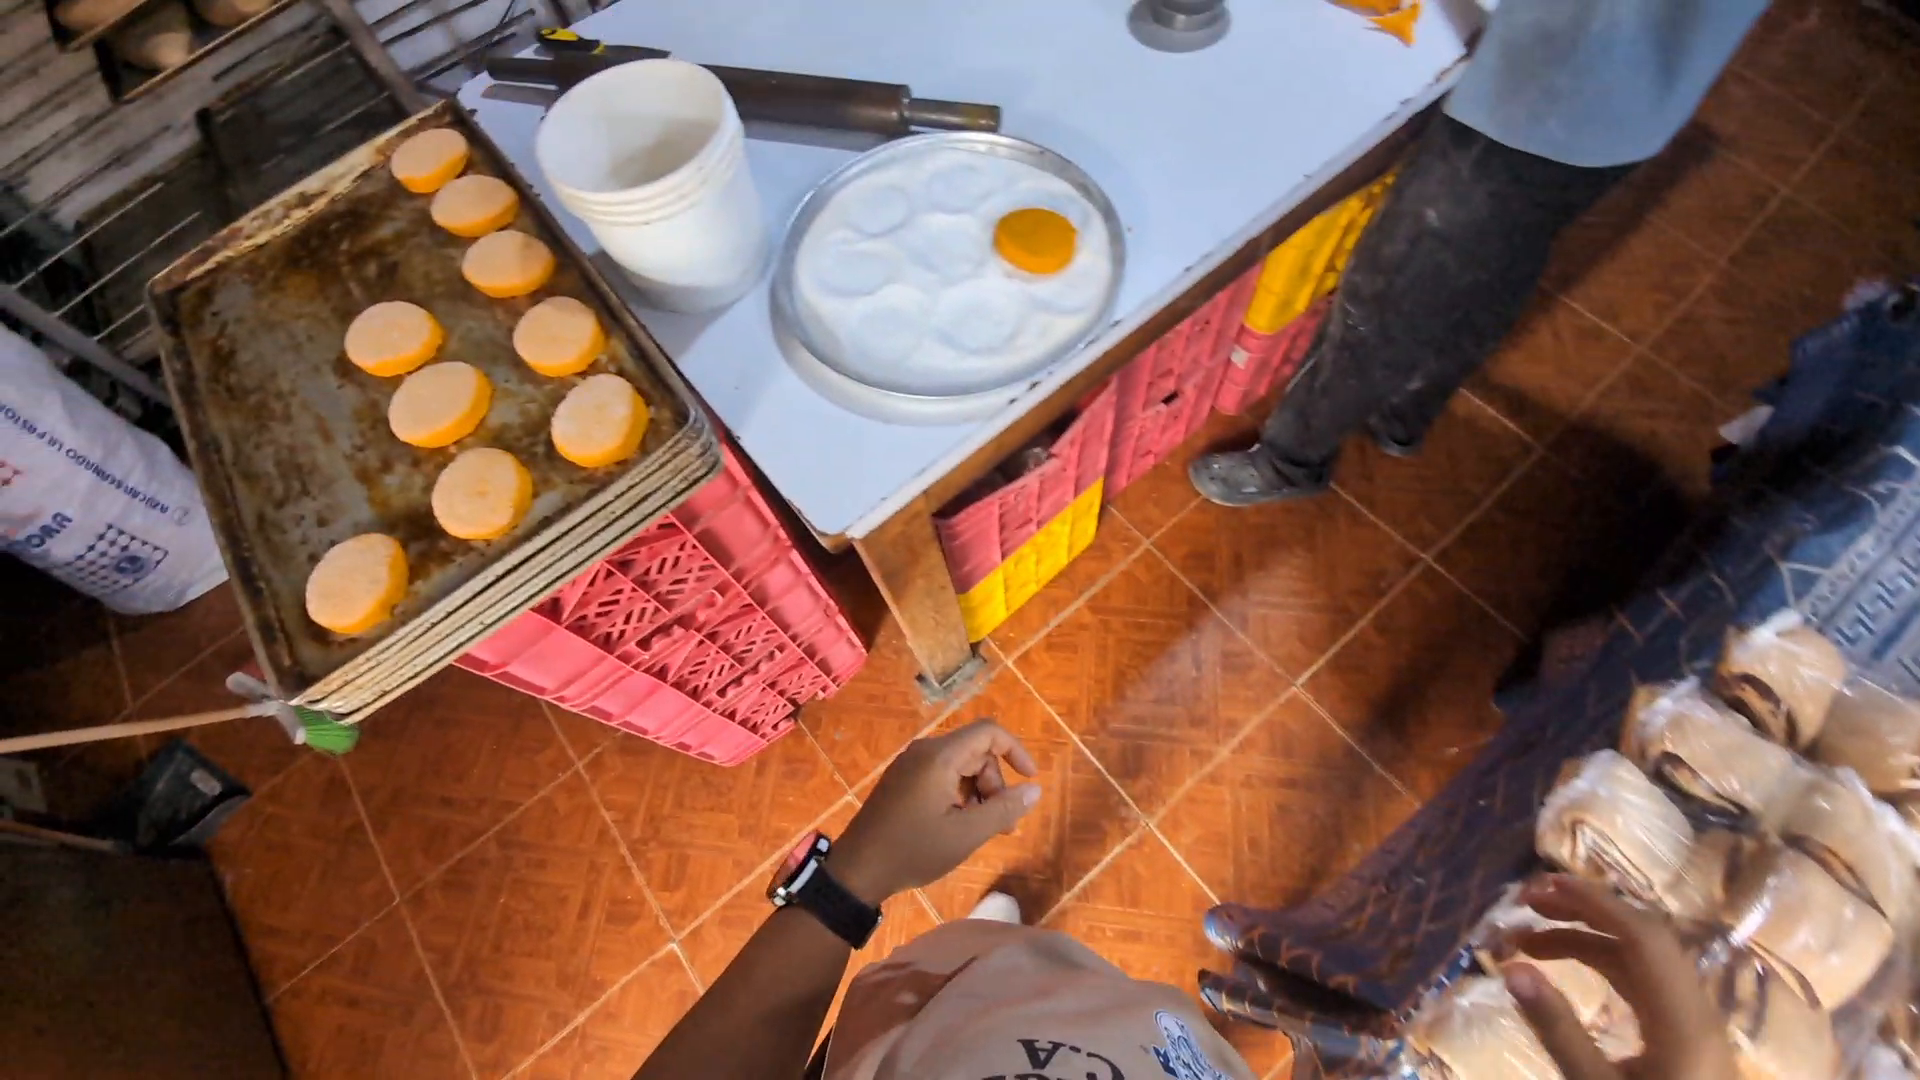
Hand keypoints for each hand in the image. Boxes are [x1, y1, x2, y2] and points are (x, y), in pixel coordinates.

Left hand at [827, 719, 1041, 904]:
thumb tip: (1034, 789)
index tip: (1030, 781)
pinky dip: (959, 794)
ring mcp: (911, 764)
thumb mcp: (965, 834)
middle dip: (995, 784)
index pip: (989, 732)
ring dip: (978, 793)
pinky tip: (958, 825)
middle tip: (1003, 825)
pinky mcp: (903, 779)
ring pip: (960, 765)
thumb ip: (1003, 809)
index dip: (1015, 750)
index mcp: (940, 756)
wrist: (856, 870)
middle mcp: (925, 751)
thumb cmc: (913, 850)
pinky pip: (942, 774)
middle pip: (976, 751)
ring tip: (982, 830)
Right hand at [1501, 875, 1738, 1079]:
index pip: (1642, 937)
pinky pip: (1640, 978)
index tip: (1539, 884)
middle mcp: (1695, 1011)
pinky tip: (1564, 963)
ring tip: (1528, 937)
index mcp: (1682, 1020)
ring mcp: (1692, 1023)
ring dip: (1583, 934)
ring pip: (1639, 956)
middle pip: (1643, 937)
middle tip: (1525, 901)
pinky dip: (1597, 958)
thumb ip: (1558, 1029)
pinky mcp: (1683, 1035)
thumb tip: (1510, 968)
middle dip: (1582, 909)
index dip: (1592, 902)